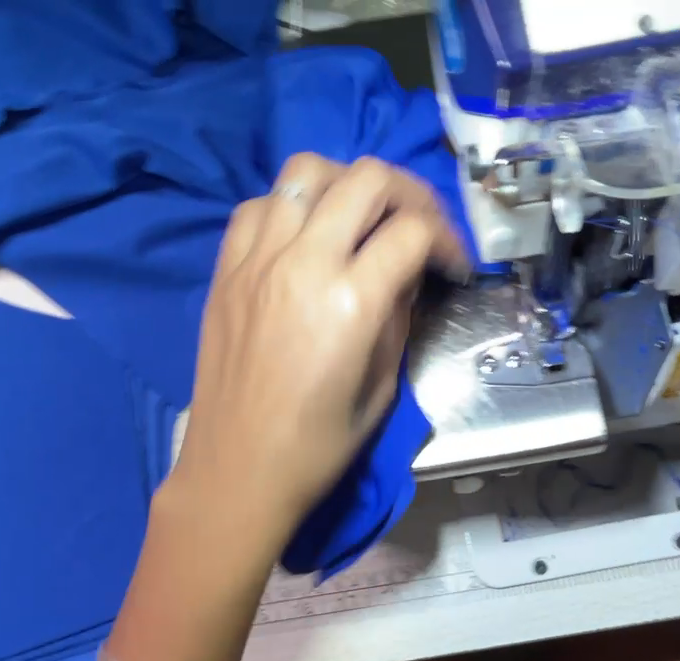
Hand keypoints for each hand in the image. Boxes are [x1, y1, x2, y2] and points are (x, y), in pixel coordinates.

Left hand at [168, 153, 470, 541]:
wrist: (238, 470)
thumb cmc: (317, 448)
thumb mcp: (381, 390)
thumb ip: (399, 320)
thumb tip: (406, 275)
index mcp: (351, 302)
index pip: (413, 232)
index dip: (448, 241)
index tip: (454, 266)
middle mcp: (303, 262)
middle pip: (367, 179)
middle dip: (410, 195)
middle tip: (420, 227)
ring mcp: (257, 259)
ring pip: (307, 171)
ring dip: (347, 185)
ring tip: (362, 218)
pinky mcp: (226, 269)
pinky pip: (259, 204)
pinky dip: (291, 206)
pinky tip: (305, 236)